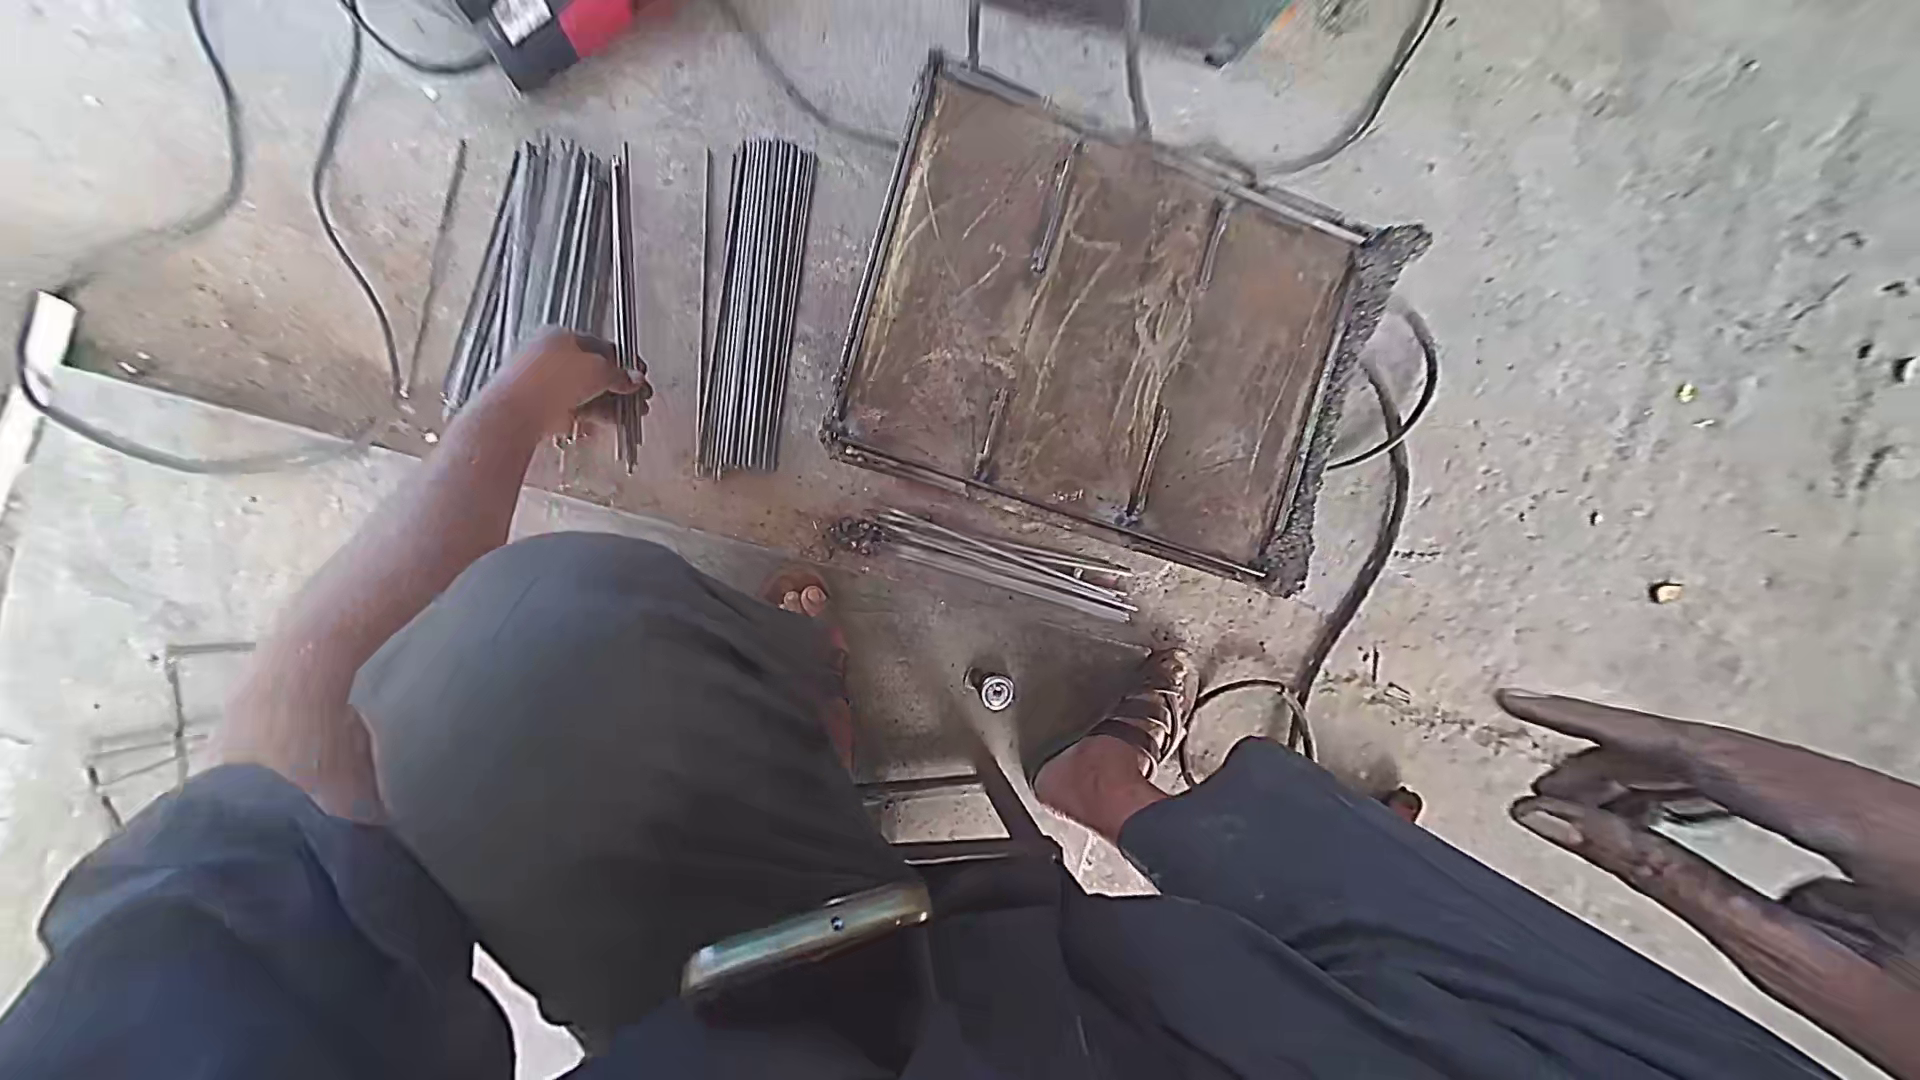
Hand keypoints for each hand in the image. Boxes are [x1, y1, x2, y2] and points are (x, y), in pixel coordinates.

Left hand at [484, 328, 649, 435]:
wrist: (521, 408)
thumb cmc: (551, 379)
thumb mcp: (598, 371)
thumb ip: (620, 375)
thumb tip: (634, 378)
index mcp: (561, 336)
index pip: (602, 347)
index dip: (625, 362)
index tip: (640, 375)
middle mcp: (552, 355)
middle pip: (597, 371)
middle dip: (622, 387)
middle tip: (639, 397)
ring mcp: (548, 381)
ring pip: (590, 392)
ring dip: (614, 403)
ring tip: (631, 413)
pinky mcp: (546, 404)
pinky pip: (578, 407)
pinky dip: (597, 414)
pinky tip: (612, 420)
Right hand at [1498, 689, 1919, 1077]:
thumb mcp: (1794, 961)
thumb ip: (1665, 877)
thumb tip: (1554, 819)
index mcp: (1879, 826)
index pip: (1697, 748)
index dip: (1595, 723)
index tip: (1524, 703)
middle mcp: (1887, 804)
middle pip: (1706, 755)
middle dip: (1608, 767)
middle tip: (1545, 791)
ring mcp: (1889, 813)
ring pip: (1730, 767)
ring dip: (1643, 782)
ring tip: (1583, 806)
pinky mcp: (1882, 828)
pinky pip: (1762, 788)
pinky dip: (1690, 796)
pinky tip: (1653, 815)